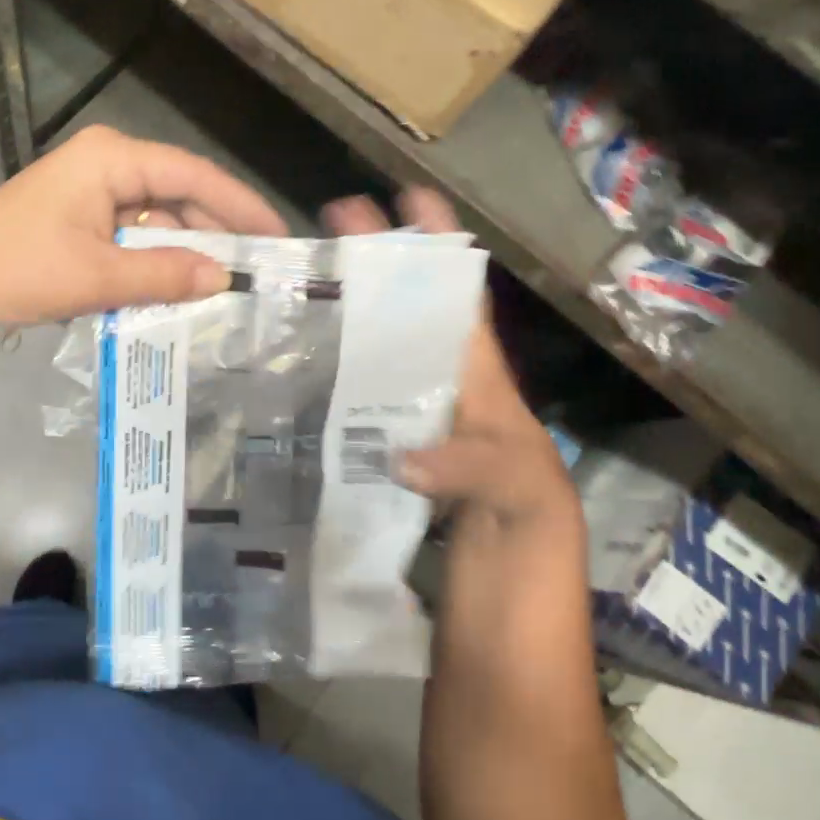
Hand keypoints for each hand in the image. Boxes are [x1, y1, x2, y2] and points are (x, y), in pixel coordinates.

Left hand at [0, 126, 288, 330]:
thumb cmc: (18, 269)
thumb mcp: (98, 276)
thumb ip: (165, 274)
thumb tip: (224, 278)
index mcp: (111, 157)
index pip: (194, 175)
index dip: (241, 206)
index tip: (277, 238)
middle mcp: (106, 162)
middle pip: (179, 194)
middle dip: (215, 232)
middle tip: (257, 271)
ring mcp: (90, 189)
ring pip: (157, 217)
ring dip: (185, 250)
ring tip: (226, 285)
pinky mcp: (79, 216)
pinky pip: (132, 233)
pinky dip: (155, 258)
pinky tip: (178, 286)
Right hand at [321, 190, 577, 530]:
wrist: (507, 625)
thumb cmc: (533, 550)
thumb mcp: (522, 497)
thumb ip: (473, 466)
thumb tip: (395, 454)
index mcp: (483, 387)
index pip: (462, 302)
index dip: (440, 247)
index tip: (408, 195)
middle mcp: (443, 397)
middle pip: (407, 320)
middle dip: (373, 269)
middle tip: (324, 227)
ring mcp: (410, 432)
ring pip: (374, 363)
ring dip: (342, 324)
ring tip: (294, 289)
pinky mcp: (380, 469)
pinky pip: (350, 415)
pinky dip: (324, 391)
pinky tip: (287, 378)